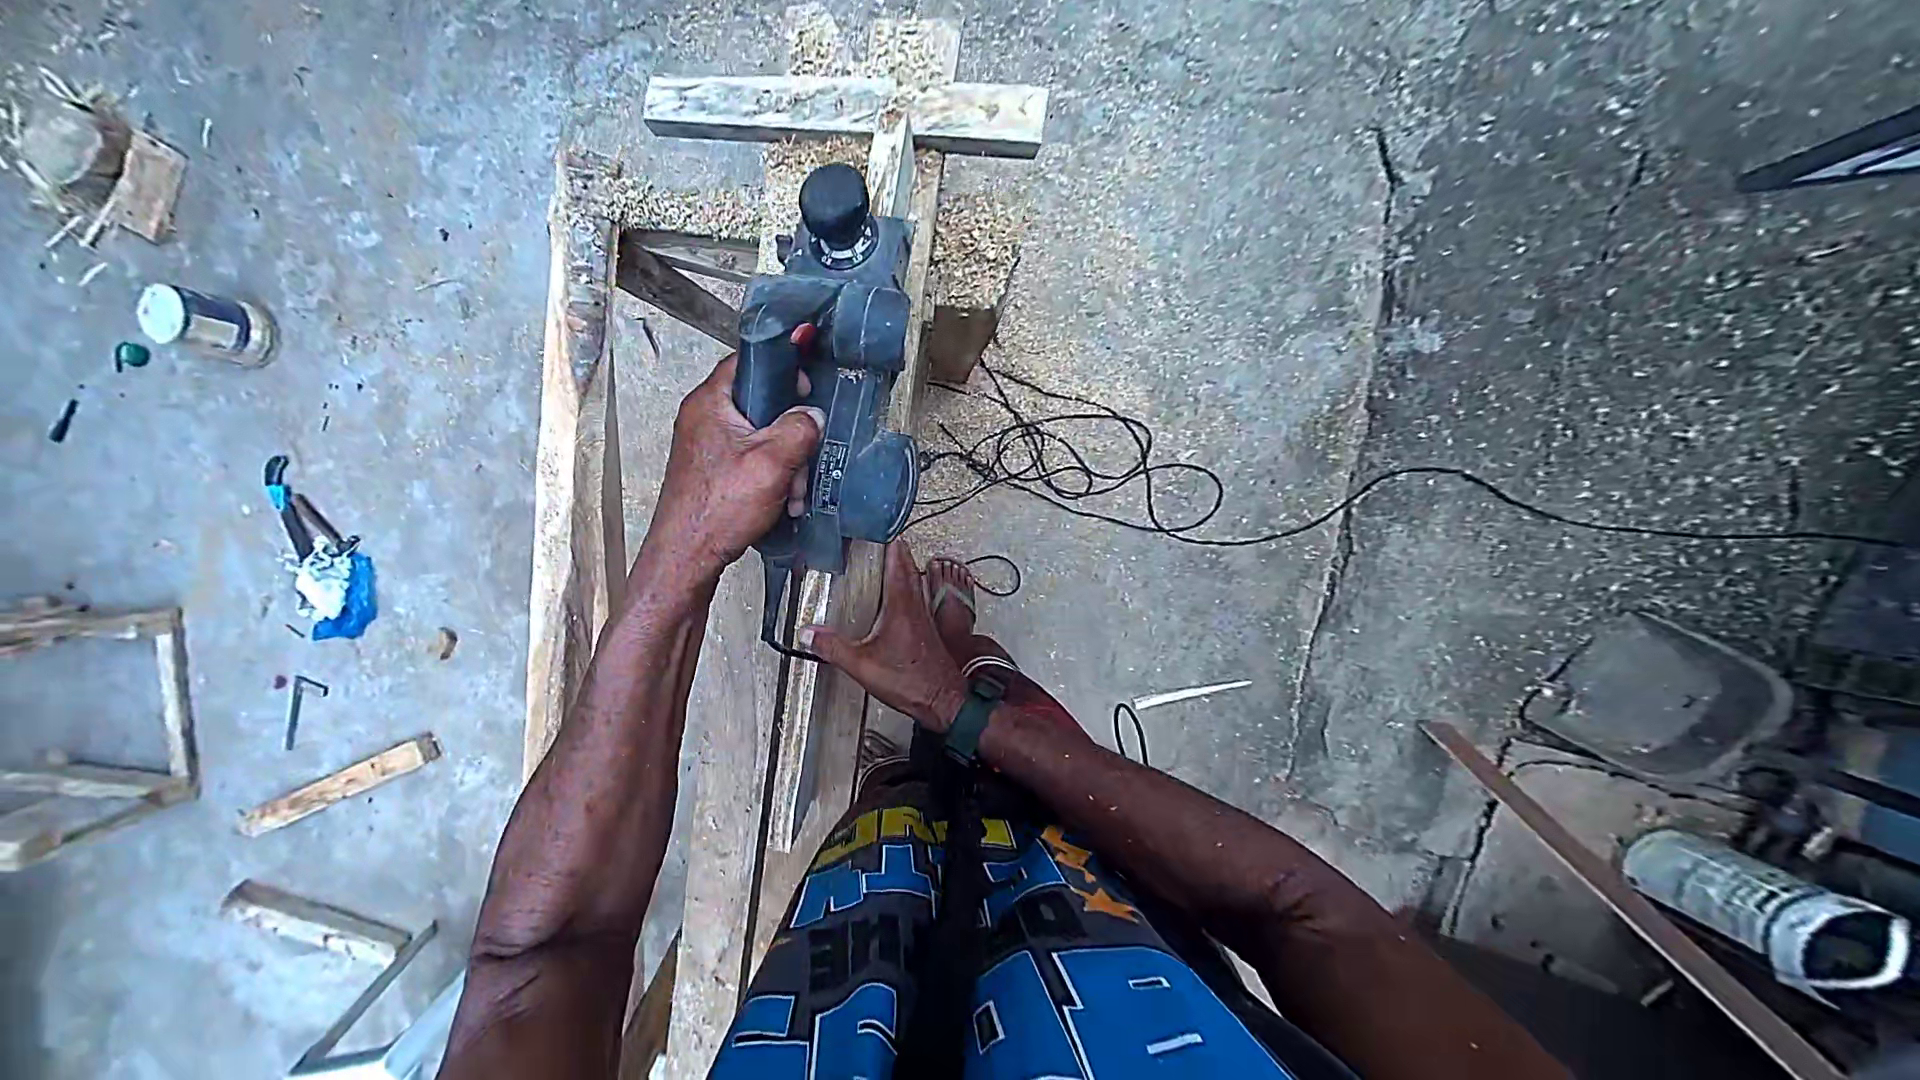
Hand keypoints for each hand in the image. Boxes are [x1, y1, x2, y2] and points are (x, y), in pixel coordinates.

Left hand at [642, 354, 822, 584]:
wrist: (689, 555)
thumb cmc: (715, 509)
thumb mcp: (772, 462)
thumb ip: (799, 429)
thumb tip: (813, 416)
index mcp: (710, 404)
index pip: (747, 362)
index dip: (780, 370)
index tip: (804, 386)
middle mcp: (706, 420)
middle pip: (762, 407)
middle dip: (791, 435)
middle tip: (801, 457)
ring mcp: (710, 446)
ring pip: (762, 438)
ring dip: (787, 464)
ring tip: (790, 491)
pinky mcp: (717, 470)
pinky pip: (755, 461)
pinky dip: (773, 479)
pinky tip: (780, 501)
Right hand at [800, 540, 969, 732]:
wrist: (943, 699)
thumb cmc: (910, 681)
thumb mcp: (862, 665)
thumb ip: (833, 647)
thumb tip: (807, 633)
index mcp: (902, 605)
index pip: (898, 563)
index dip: (890, 544)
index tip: (880, 529)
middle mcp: (916, 606)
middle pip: (908, 568)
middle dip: (895, 552)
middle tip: (880, 540)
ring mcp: (924, 617)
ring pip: (915, 583)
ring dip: (903, 569)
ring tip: (887, 563)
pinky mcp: (928, 630)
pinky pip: (917, 599)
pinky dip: (907, 589)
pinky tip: (897, 600)